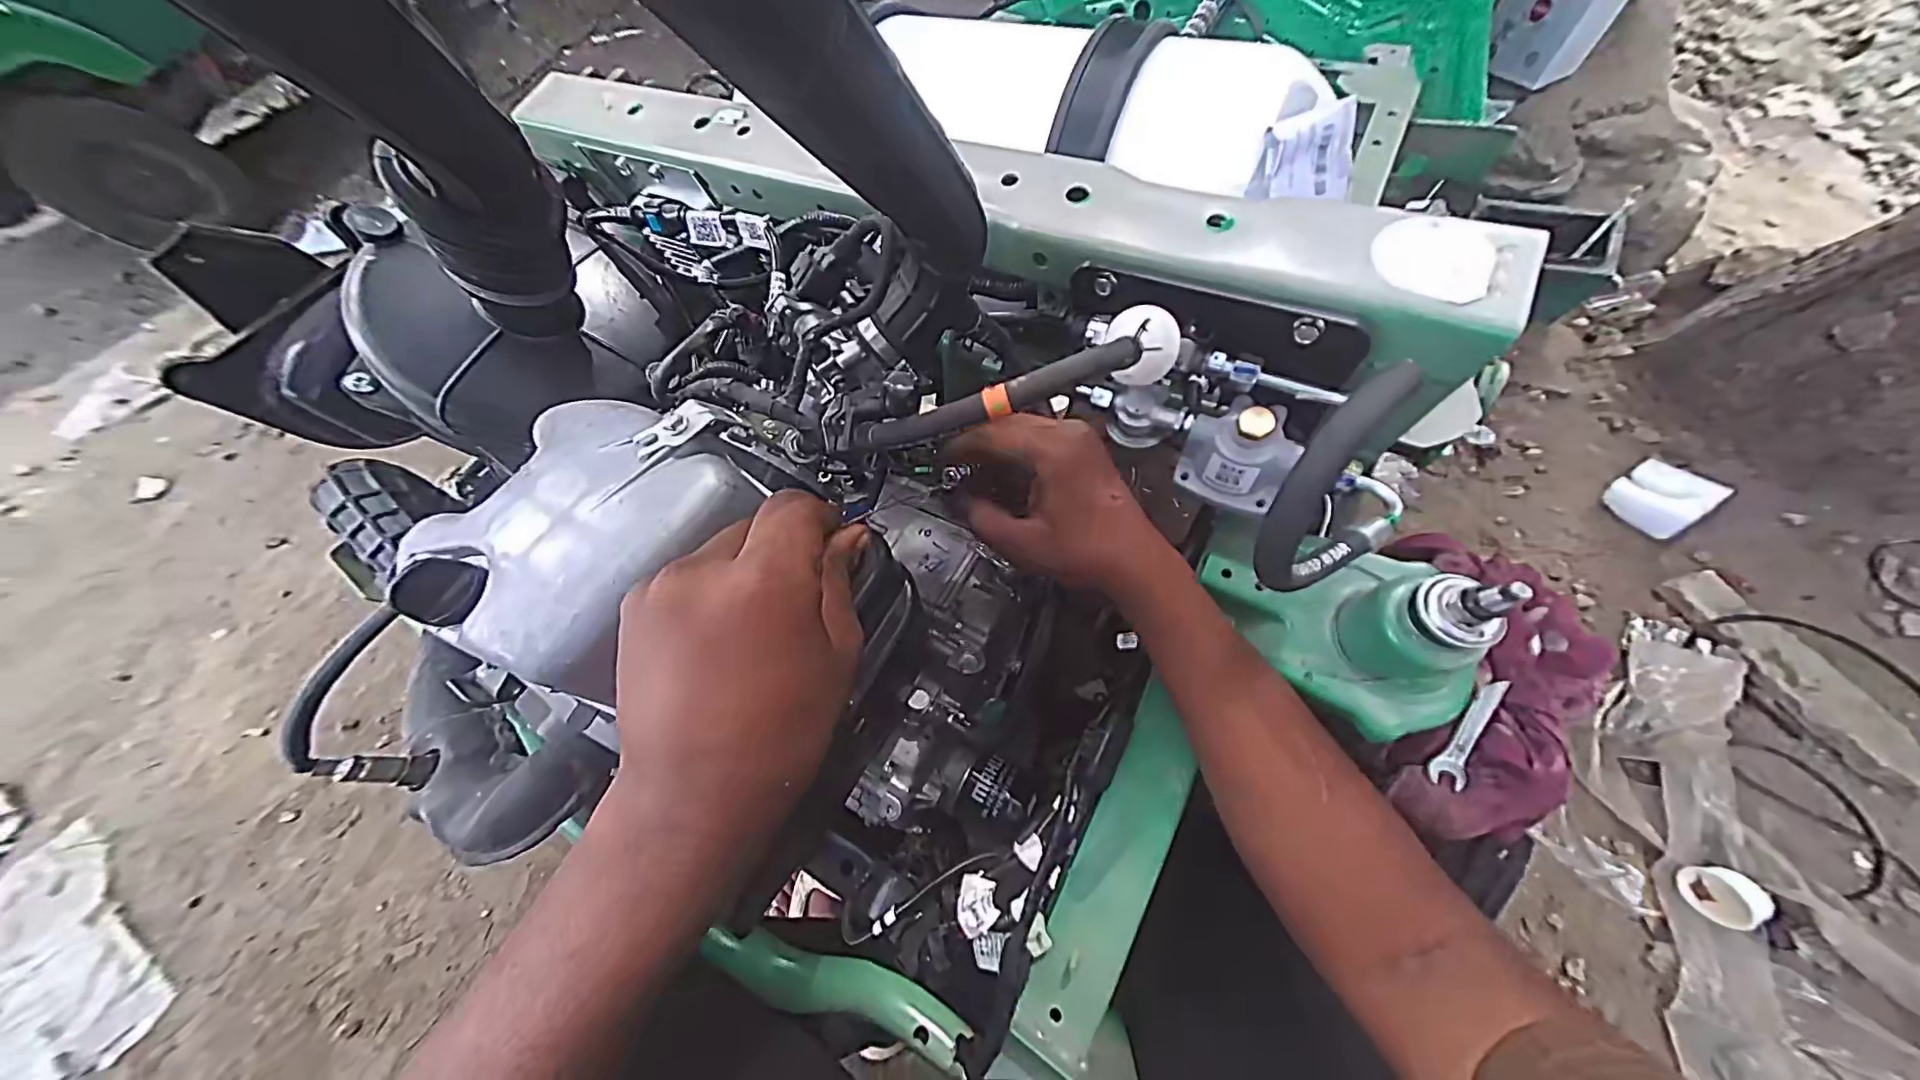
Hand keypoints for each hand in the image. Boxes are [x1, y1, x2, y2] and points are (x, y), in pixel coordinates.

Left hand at [614, 491, 867, 839]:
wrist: (693, 789)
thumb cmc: (771, 739)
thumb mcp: (836, 655)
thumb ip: (840, 584)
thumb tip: (847, 542)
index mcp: (766, 580)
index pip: (794, 507)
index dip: (820, 517)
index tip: (831, 535)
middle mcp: (705, 571)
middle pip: (758, 523)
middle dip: (785, 548)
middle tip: (801, 595)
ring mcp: (664, 587)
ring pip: (724, 547)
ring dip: (747, 570)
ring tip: (757, 627)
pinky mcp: (637, 605)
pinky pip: (690, 574)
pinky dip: (712, 590)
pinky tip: (723, 637)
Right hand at [946, 415, 1174, 597]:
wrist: (1131, 559)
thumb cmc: (1094, 550)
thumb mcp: (1023, 543)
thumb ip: (983, 519)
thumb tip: (965, 504)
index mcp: (1055, 449)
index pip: (993, 432)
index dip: (962, 443)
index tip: (946, 454)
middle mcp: (1070, 434)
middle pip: (1009, 421)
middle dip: (977, 440)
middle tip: (956, 460)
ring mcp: (1081, 438)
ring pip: (1024, 425)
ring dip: (997, 442)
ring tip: (976, 466)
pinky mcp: (1085, 447)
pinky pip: (1041, 434)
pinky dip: (1018, 447)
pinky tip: (1006, 469)